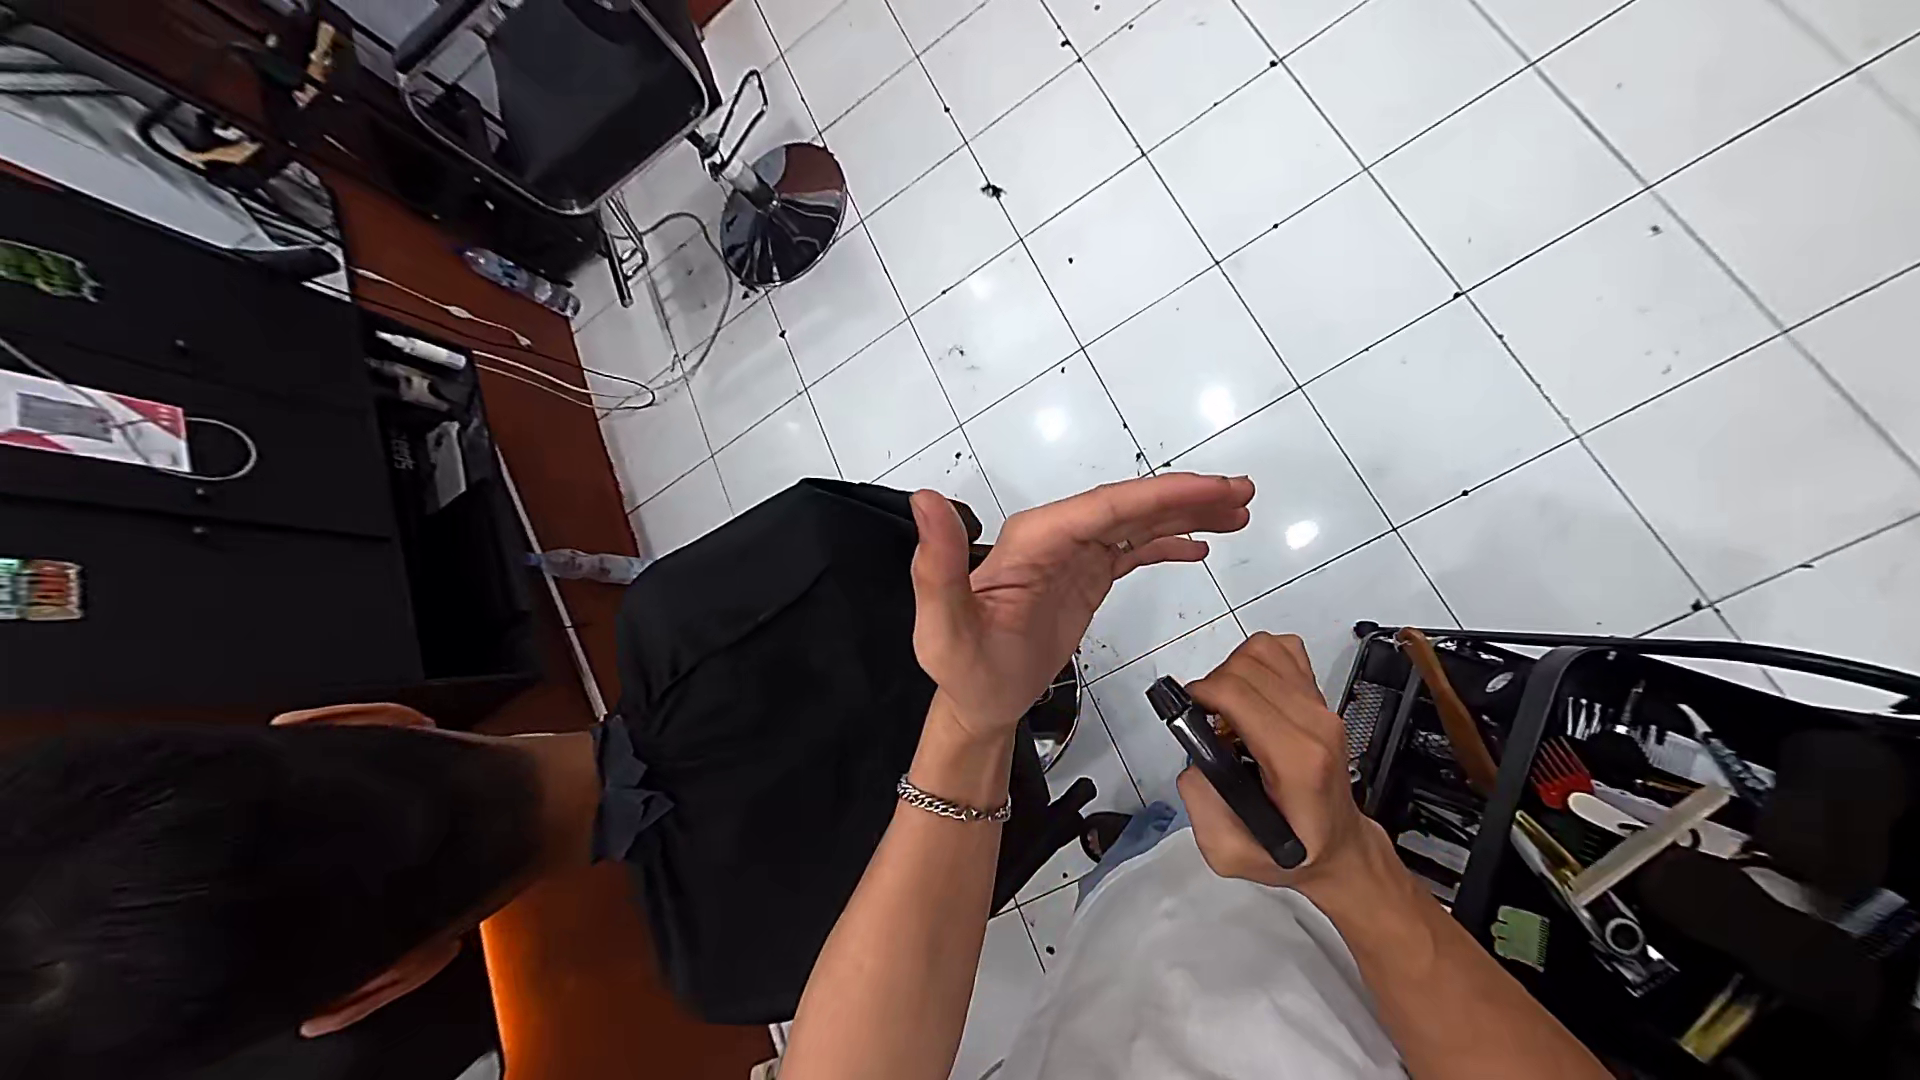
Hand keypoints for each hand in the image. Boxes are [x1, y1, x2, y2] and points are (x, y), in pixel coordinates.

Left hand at [909, 474, 1253, 737]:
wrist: (979, 701)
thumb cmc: (964, 671)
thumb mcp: (943, 627)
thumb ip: (936, 564)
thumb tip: (925, 498)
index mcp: (1029, 541)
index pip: (1102, 508)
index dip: (1161, 496)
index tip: (1214, 491)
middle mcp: (1052, 538)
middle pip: (1126, 507)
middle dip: (1184, 496)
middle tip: (1242, 493)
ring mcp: (1070, 556)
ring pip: (1134, 524)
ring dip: (1184, 514)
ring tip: (1236, 511)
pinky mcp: (1083, 577)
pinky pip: (1130, 552)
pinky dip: (1164, 543)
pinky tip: (1196, 544)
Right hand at [1178, 632, 1389, 899]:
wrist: (1338, 848)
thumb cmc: (1294, 849)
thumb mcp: (1230, 853)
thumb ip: (1199, 803)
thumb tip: (1192, 758)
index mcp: (1296, 760)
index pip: (1235, 692)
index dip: (1199, 695)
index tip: (1190, 714)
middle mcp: (1314, 726)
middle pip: (1243, 667)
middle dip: (1210, 687)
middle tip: (1206, 718)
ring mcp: (1321, 708)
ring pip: (1261, 650)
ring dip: (1232, 671)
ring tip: (1228, 705)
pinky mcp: (1320, 698)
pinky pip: (1283, 650)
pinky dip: (1258, 660)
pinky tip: (1252, 690)